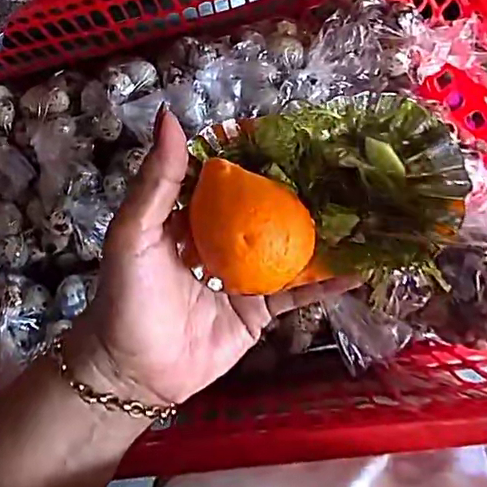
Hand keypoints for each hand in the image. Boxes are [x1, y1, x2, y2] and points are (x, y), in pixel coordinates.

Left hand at [65, 110, 356, 407]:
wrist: (134, 370)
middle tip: (337, 163)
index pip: (223, 170)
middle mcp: (218, 235)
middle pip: (260, 204)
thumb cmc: (127, 291)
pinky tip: (359, 268)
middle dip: (293, 187)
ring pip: (286, 245)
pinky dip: (326, 282)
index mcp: (187, 210)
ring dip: (318, 230)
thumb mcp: (135, 229)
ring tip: (359, 207)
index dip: (250, 150)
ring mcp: (242, 273)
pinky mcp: (258, 310)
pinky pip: (296, 292)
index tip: (286, 128)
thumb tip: (169, 116)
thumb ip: (158, 178)